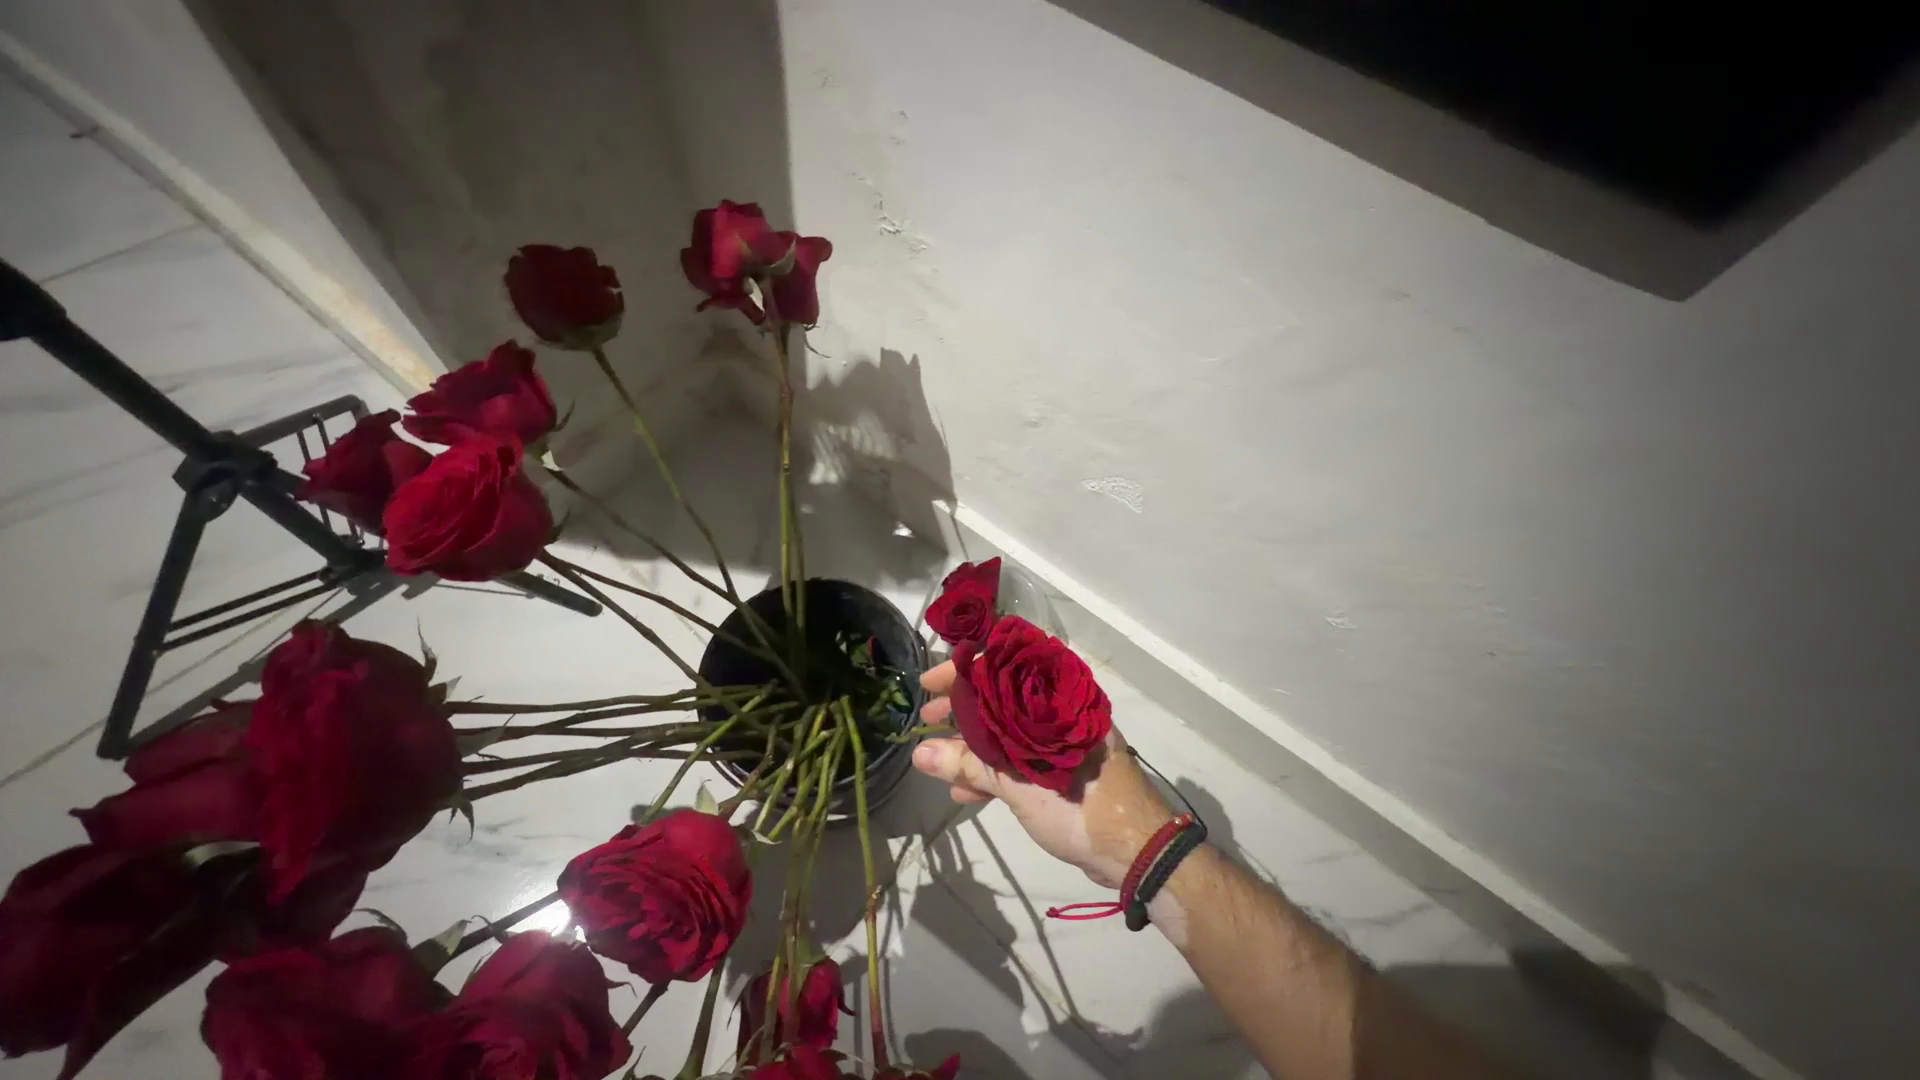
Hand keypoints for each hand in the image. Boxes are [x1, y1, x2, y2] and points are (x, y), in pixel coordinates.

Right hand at [911, 660, 1173, 888]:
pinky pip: (1019, 758)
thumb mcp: (1021, 785)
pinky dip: (993, 769)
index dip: (962, 671)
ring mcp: (1062, 741)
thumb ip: (970, 765)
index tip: (928, 685)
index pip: (1003, 665)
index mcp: (1057, 697)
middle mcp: (1060, 710)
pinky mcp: (1061, 769)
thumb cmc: (1083, 805)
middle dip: (961, 709)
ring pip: (1007, 730)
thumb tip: (920, 753)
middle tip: (927, 720)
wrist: (1138, 850)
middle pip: (1001, 697)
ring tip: (937, 760)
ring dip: (973, 743)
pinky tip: (965, 791)